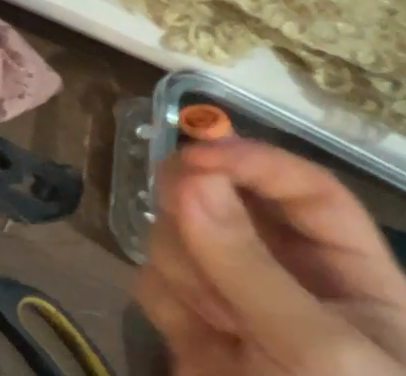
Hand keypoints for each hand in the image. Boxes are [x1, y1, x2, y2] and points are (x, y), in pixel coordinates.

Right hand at [138, 138, 405, 374]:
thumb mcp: (323, 355)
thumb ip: (250, 266)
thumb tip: (185, 175)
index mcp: (354, 278)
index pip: (304, 191)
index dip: (251, 161)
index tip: (194, 154)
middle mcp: (291, 278)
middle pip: (220, 201)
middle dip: (197, 212)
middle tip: (184, 216)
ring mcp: (236, 302)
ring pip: (177, 239)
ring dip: (186, 270)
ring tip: (221, 326)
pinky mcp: (191, 327)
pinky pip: (154, 282)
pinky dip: (169, 304)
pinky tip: (200, 339)